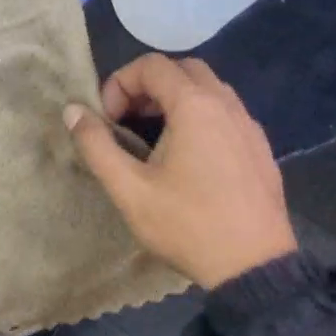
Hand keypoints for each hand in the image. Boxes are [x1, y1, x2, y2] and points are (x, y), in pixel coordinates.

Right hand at [64, 55, 297, 289]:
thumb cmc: (187, 224)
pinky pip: (227, 114)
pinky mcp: (262, 150)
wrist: (255, 270)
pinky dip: (201, 117)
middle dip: (149, 85)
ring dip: (176, 99)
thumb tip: (72, 110)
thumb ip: (96, 144)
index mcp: (195, 107)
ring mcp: (250, 127)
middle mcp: (226, 106)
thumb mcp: (128, 189)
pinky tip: (189, 157)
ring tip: (155, 136)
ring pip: (209, 89)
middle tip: (129, 119)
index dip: (120, 83)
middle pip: (183, 69)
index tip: (108, 119)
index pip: (151, 66)